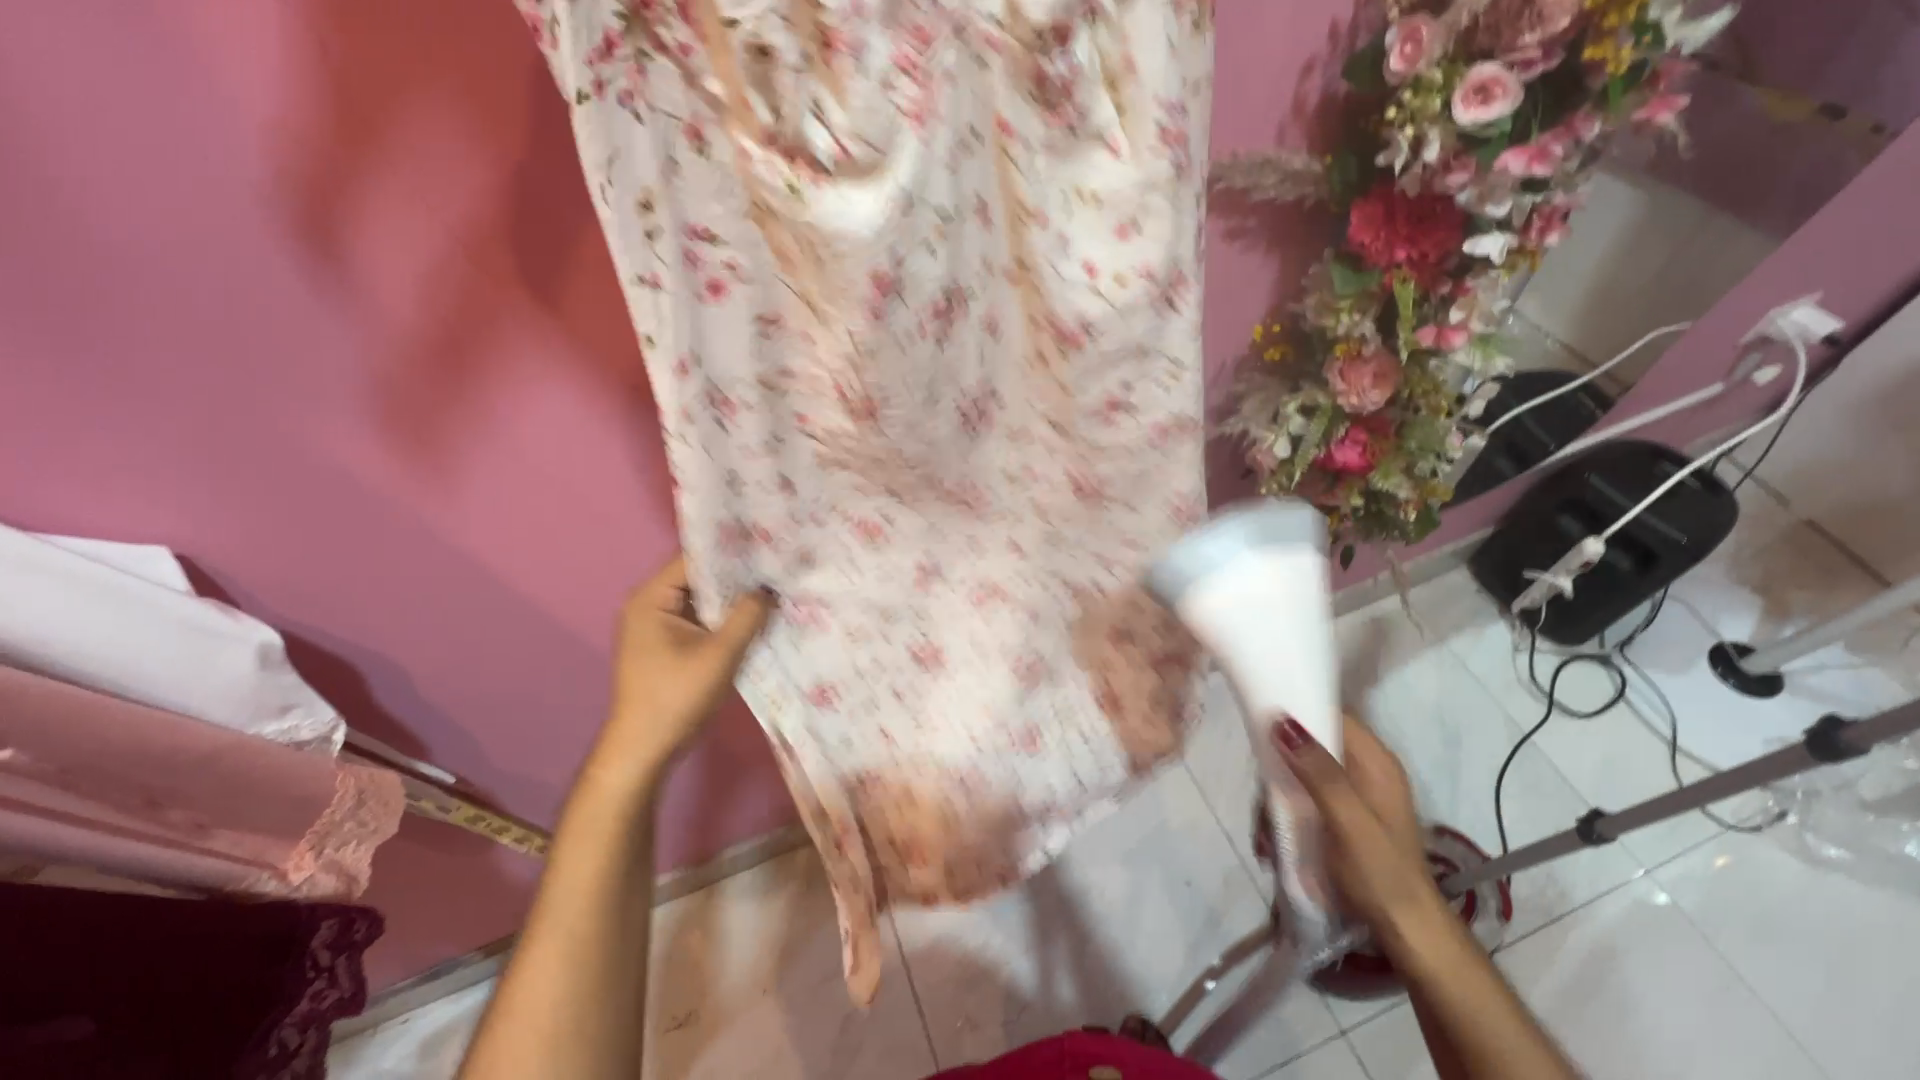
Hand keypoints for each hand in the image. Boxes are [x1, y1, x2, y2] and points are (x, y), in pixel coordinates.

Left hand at [596, 554, 774, 779]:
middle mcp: (649, 606)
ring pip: (701, 603)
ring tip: (771, 591)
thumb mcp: (720, 654)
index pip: (693, 560)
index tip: (765, 550)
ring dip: (731, 602)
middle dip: (735, 578)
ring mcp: (657, 629)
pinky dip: (723, 622)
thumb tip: (769, 589)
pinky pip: (699, 623)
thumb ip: (747, 616)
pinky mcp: (667, 648)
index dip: (729, 554)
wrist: (646, 748)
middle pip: (698, 580)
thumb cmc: (676, 696)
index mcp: (651, 599)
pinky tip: (754, 621)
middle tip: (775, 570)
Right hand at [1272, 714, 1441, 934]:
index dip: (1298, 712)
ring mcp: (1353, 795)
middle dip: (1280, 768)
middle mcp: (1365, 770)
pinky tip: (1274, 842)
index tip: (1260, 724)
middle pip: (1311, 744)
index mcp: (1376, 761)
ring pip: (1301, 774)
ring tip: (1266, 833)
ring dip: (1277, 799)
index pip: (1332, 714)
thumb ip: (1318, 771)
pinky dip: (1286, 816)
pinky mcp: (1341, 817)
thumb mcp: (1347, 820)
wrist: (1405, 930)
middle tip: (1263, 798)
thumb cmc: (1379, 872)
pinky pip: (1304, 799)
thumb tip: (1280, 720)